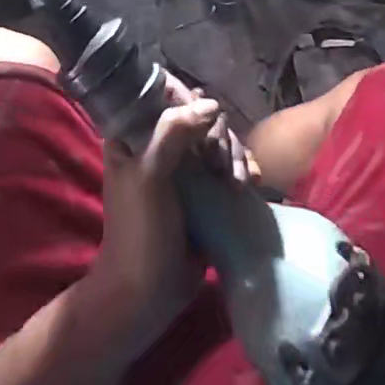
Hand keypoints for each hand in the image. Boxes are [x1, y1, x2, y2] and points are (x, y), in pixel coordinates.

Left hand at [87, 78, 258, 351]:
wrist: (148, 293)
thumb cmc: (140, 230)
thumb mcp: (150, 176)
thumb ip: (174, 133)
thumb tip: (211, 104)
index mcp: (133, 132)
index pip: (161, 92)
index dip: (187, 98)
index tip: (203, 120)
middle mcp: (157, 141)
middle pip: (197, 113)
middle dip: (216, 135)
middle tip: (218, 164)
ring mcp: (182, 164)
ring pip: (216, 137)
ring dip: (233, 154)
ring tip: (237, 183)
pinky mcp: (203, 186)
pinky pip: (227, 162)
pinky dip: (242, 167)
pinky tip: (251, 182)